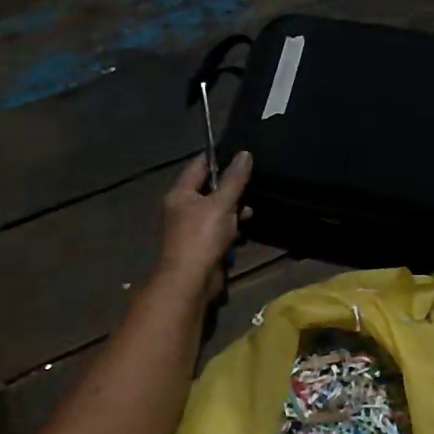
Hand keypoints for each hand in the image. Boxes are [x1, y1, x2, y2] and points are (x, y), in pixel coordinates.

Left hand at [156, 151, 252, 297]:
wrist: (191, 280)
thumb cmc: (202, 236)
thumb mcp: (221, 204)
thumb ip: (234, 179)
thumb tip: (244, 153)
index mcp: (181, 193)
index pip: (199, 165)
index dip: (219, 157)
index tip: (241, 153)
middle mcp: (182, 207)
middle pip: (209, 188)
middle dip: (231, 186)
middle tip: (253, 180)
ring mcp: (191, 227)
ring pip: (216, 210)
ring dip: (234, 209)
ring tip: (252, 208)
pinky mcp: (201, 245)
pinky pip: (218, 229)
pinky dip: (231, 228)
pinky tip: (245, 229)